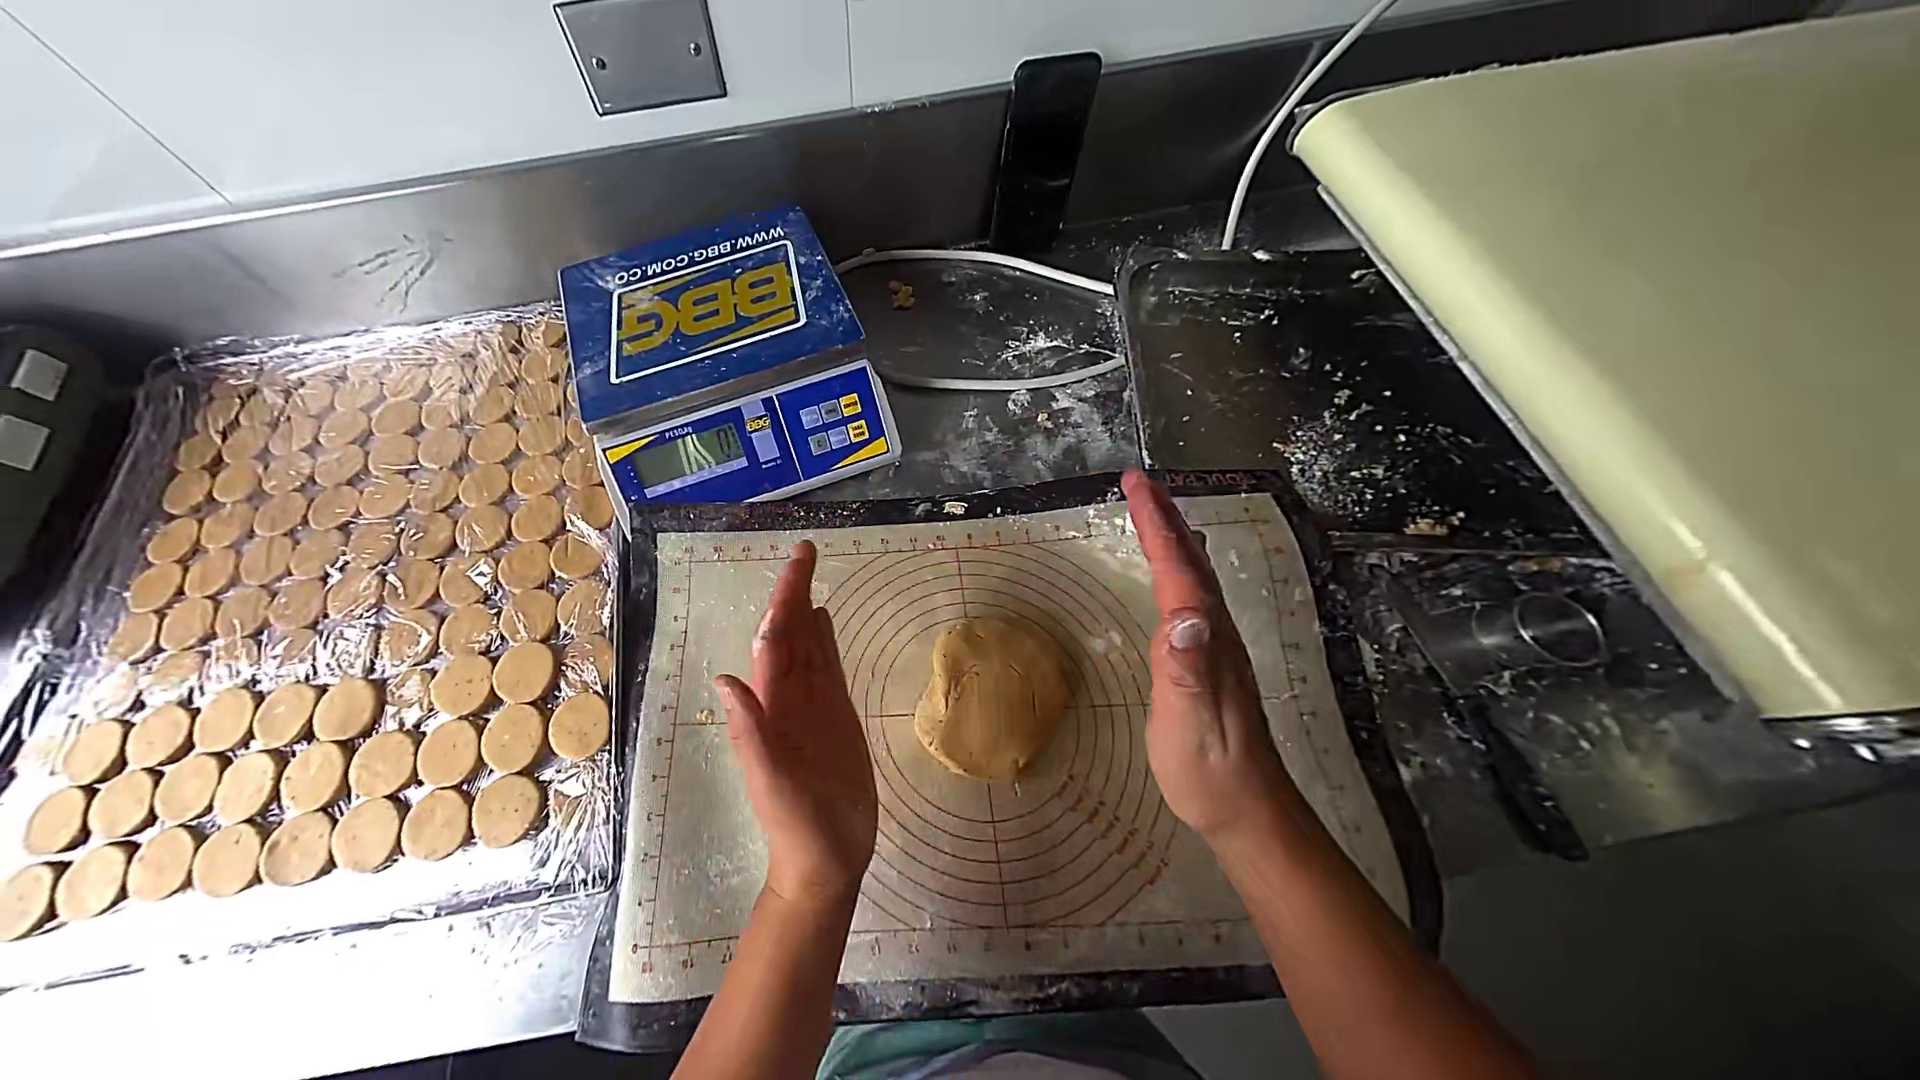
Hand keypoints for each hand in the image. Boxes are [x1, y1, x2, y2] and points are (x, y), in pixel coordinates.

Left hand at [716, 541, 878, 908]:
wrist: (826, 858)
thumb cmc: (796, 826)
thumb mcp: (770, 783)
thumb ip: (751, 734)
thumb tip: (727, 679)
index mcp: (771, 709)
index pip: (776, 642)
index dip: (784, 601)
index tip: (798, 563)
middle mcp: (790, 699)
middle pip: (791, 635)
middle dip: (794, 593)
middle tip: (806, 551)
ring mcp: (814, 707)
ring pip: (809, 647)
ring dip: (807, 610)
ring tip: (810, 576)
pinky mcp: (837, 717)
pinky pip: (830, 671)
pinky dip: (826, 643)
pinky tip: (824, 623)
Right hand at [1123, 469, 1301, 844]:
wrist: (1246, 807)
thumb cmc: (1210, 769)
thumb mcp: (1190, 724)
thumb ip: (1187, 671)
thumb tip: (1185, 615)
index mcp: (1205, 636)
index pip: (1178, 568)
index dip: (1156, 523)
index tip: (1135, 484)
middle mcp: (1214, 630)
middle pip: (1190, 560)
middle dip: (1164, 515)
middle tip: (1139, 481)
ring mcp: (1214, 644)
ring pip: (1193, 574)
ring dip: (1172, 536)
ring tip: (1153, 509)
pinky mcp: (1208, 659)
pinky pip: (1190, 596)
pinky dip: (1176, 568)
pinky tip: (1172, 572)